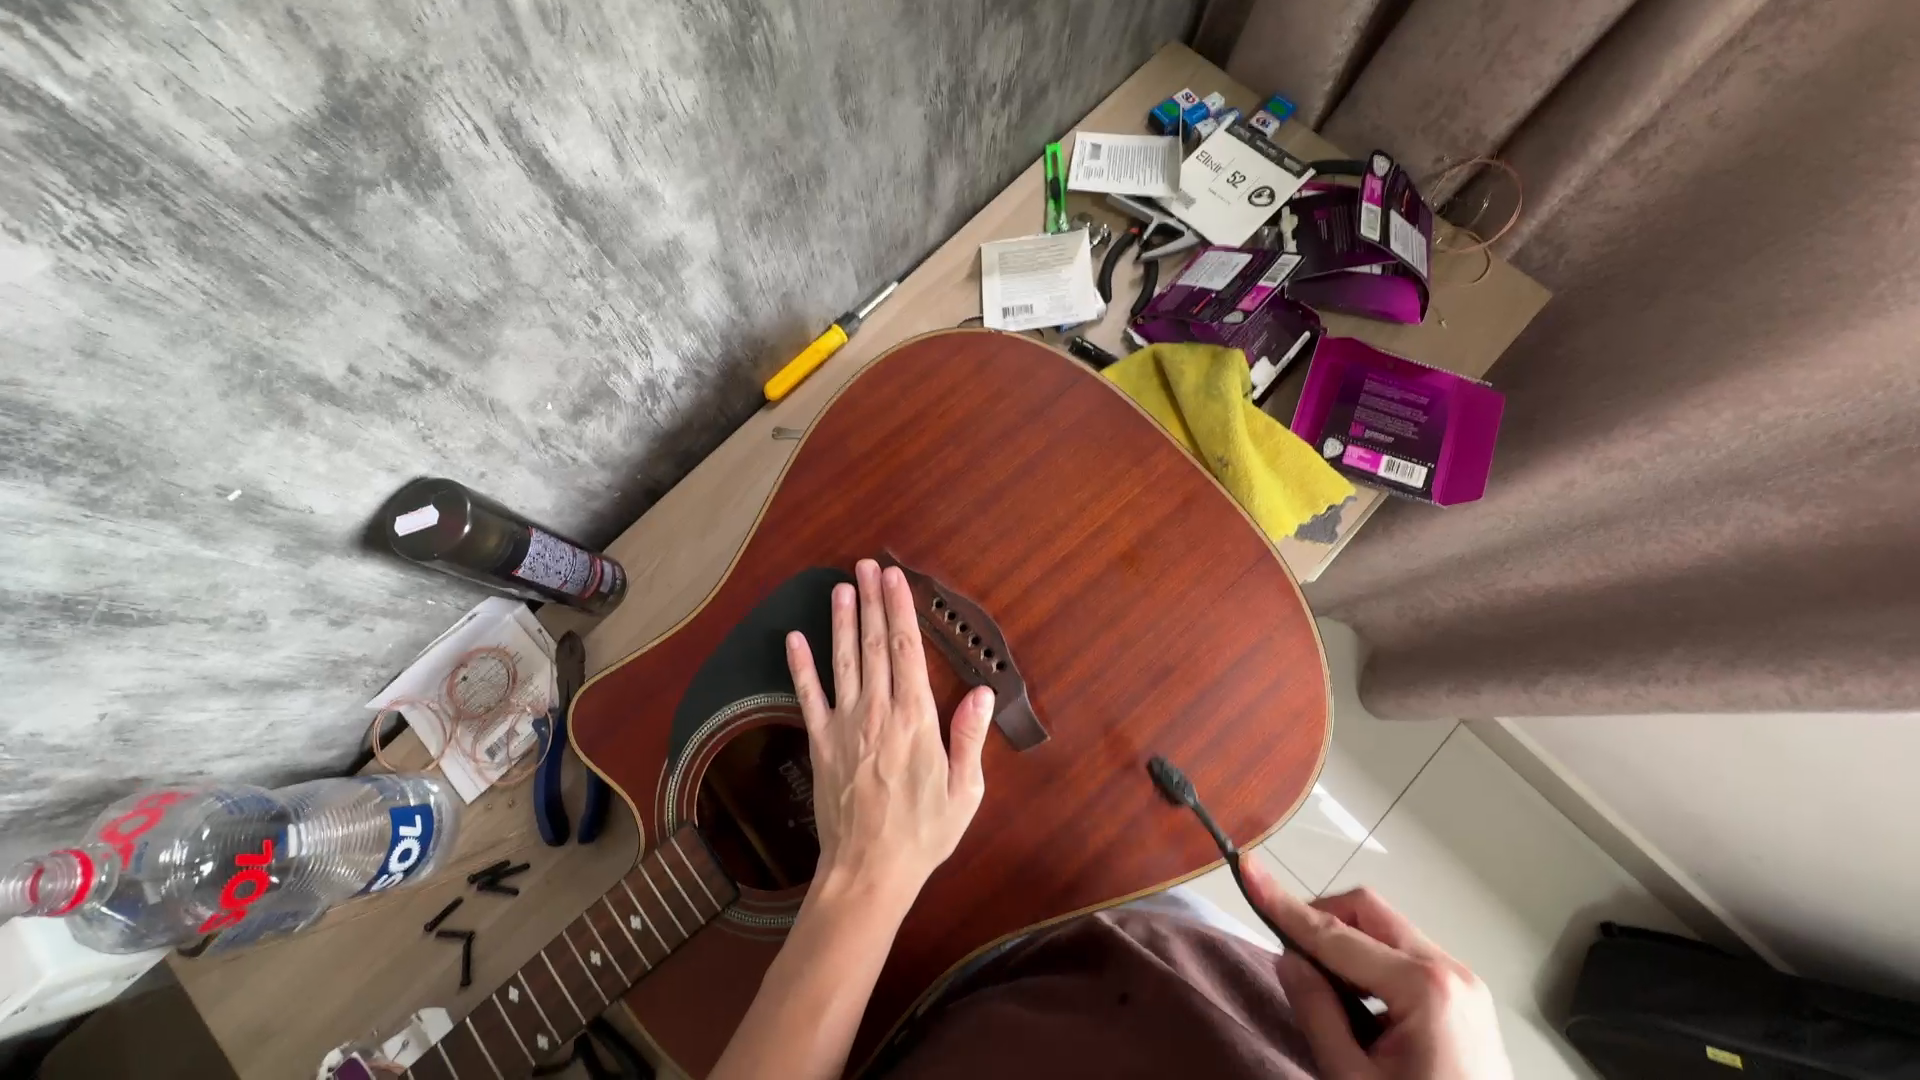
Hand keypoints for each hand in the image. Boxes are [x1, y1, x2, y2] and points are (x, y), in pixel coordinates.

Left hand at [785, 558, 995, 907]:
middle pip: (874, 645)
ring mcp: (844, 725)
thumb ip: (970, 737)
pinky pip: (808, 698)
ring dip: (841, 622)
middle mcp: (878, 712)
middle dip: (872, 602)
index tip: (895, 579)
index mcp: (916, 719)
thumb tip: (983, 692)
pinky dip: (800, 667)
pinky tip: (794, 639)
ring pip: (843, 662)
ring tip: (841, 587)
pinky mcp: (820, 743)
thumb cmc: (923, 833)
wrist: (868, 871)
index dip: (900, 610)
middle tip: (867, 566)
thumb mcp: (965, 791)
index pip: (907, 651)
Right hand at [1243, 859, 1512, 1079]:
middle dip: (1320, 921)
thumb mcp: (1353, 1079)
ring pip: (1386, 930)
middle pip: (1368, 911)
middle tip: (1291, 956)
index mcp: (1424, 987)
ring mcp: (1464, 984)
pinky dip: (1372, 964)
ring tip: (1327, 993)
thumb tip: (1288, 957)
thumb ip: (1317, 1011)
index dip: (1284, 905)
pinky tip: (1361, 1006)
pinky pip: (1406, 956)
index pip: (1334, 933)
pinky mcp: (1466, 1000)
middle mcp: (1450, 970)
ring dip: (1347, 945)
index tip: (1246, 869)